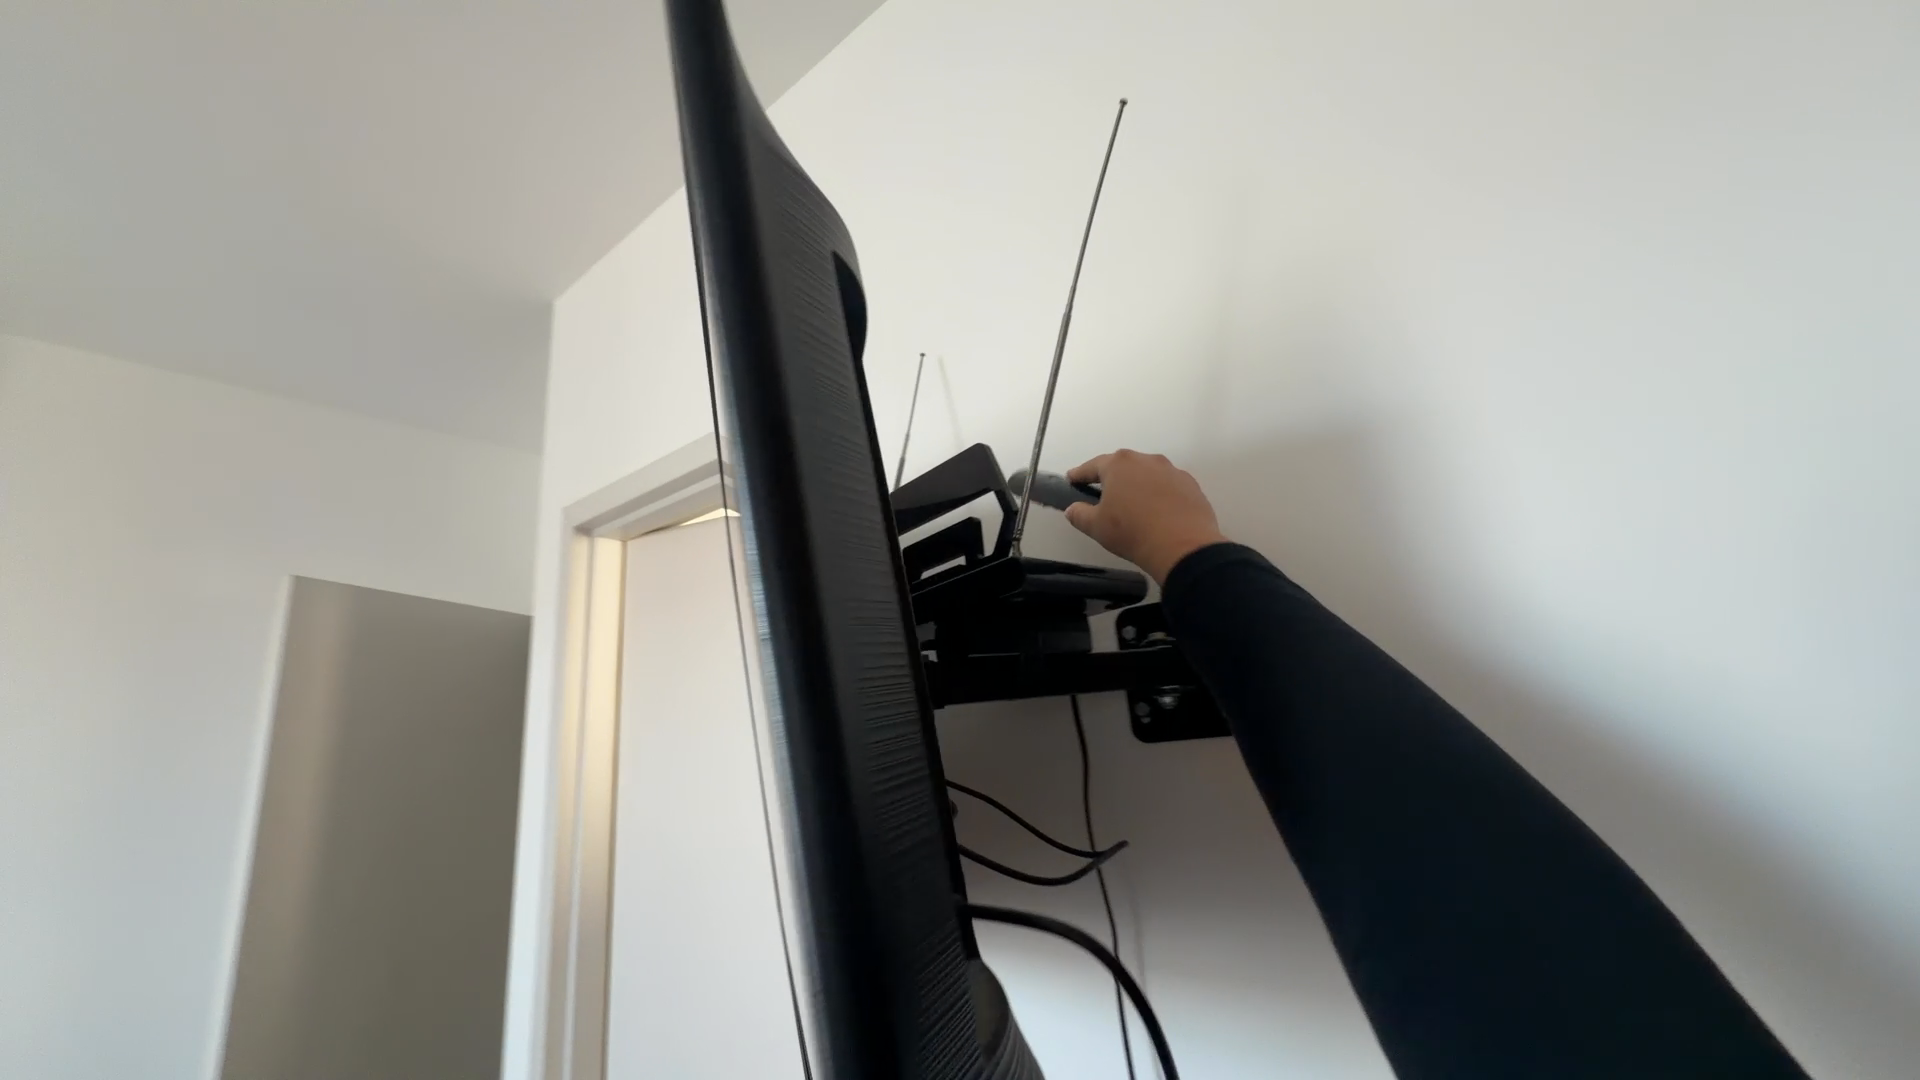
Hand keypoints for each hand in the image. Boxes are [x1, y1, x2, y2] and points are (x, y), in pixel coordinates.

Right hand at [1063, 450, 1227, 583]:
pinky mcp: (1191, 485)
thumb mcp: (1096, 527)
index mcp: (1119, 465)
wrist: (1182, 547)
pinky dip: (1160, 495)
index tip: (1071, 479)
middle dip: (1111, 478)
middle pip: (1123, 466)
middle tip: (1103, 494)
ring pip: (1148, 475)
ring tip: (1134, 506)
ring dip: (1138, 485)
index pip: (1093, 466)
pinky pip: (1168, 486)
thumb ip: (1079, 514)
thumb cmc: (1131, 532)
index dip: (1079, 474)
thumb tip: (1073, 509)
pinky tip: (1158, 513)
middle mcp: (1146, 460)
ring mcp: (1172, 471)